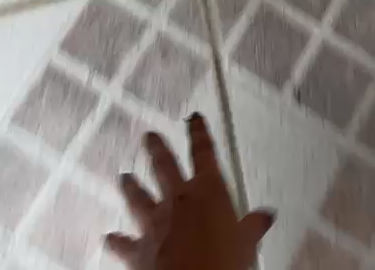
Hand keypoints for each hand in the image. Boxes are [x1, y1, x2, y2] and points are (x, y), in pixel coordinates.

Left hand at [106, 114, 274, 269]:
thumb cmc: (221, 262)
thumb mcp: (246, 242)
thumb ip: (253, 226)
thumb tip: (265, 217)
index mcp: (207, 189)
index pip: (204, 152)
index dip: (199, 132)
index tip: (194, 119)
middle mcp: (178, 199)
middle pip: (164, 166)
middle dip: (157, 148)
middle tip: (149, 136)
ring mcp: (155, 223)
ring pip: (139, 197)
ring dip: (131, 186)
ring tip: (123, 176)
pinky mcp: (138, 249)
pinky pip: (123, 242)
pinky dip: (115, 240)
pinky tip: (108, 237)